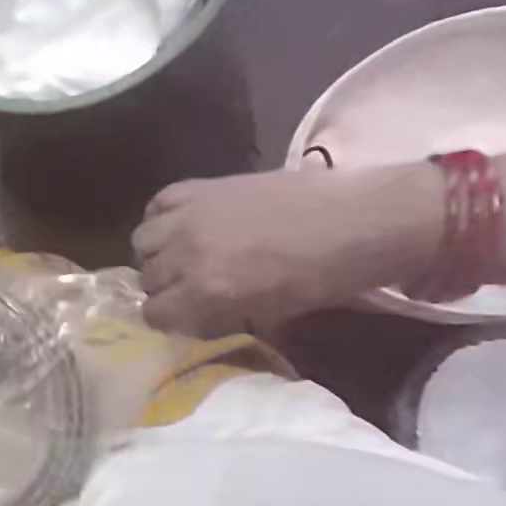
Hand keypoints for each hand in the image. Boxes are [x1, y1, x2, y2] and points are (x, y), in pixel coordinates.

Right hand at [132, 164, 440, 336]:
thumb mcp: (267, 315)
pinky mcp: (203, 186)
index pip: (153, 314)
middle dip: (165, 287)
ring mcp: (192, 215)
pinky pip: (158, 203)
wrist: (362, 219)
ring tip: (181, 253)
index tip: (185, 316)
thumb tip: (192, 317)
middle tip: (189, 286)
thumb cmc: (324, 277)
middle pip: (147, 278)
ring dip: (158, 252)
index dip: (169, 318)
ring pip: (142, 241)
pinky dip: (161, 216)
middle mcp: (187, 253)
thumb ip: (218, 316)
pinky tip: (181, 224)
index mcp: (206, 291)